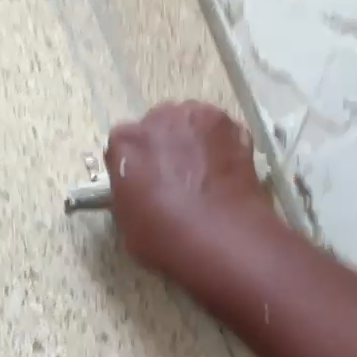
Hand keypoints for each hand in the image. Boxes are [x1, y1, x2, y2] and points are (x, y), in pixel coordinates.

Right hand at [104, 101, 277, 283]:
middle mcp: (160, 119)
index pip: (122, 145)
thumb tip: (138, 188)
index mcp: (126, 142)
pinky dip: (219, 147)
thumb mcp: (126, 222)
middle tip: (172, 179)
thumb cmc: (165, 238)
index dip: (133, 166)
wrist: (221, 238)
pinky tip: (222, 173)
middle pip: (157, 125)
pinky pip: (219, 133)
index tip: (141, 184)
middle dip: (162, 146)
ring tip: (200, 175)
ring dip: (191, 141)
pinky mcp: (234, 126)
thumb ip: (127, 191)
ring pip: (190, 124)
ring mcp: (200, 118)